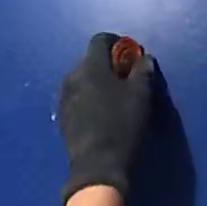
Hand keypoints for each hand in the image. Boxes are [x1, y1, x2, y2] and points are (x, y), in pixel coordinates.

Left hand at [57, 33, 156, 202]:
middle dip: (108, 63)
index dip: (117, 42)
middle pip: (90, 59)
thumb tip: (144, 57)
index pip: (100, 39)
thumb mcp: (140, 96)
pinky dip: (88, 96)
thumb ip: (142, 71)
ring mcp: (64, 95)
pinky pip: (76, 95)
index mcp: (90, 66)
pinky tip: (100, 112)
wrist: (96, 166)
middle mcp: (73, 75)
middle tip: (126, 77)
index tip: (130, 54)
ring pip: (82, 77)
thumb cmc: (122, 125)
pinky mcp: (62, 114)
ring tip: (113, 97)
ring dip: (97, 80)